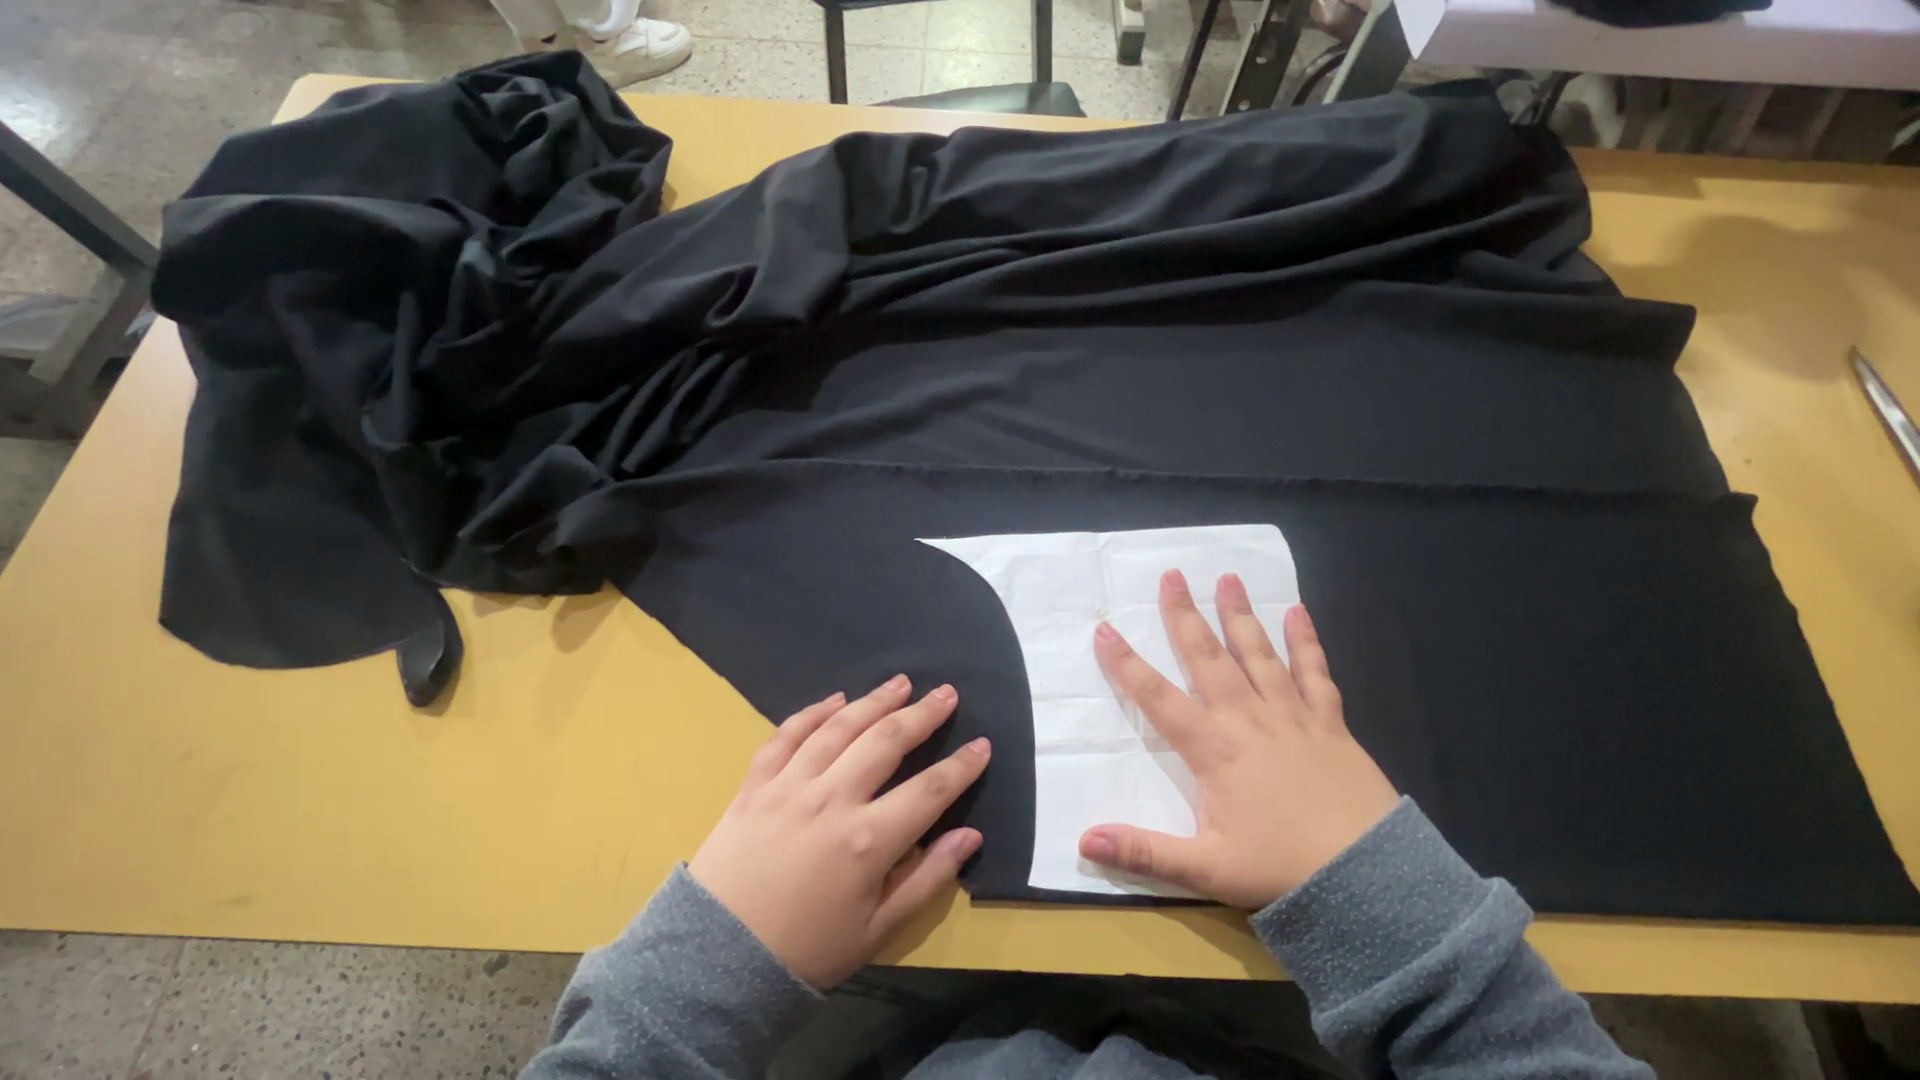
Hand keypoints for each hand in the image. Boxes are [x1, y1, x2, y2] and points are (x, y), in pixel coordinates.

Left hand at [688, 676, 989, 988]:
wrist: (718, 958)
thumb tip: (970, 836)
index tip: (982, 744)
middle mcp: (833, 800)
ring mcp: (790, 786)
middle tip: (946, 694)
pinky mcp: (755, 783)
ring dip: (874, 701)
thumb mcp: (877, 930)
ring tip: (901, 683)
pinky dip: (812, 713)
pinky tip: (835, 701)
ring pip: (840, 728)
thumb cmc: (806, 950)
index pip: (930, 790)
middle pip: (886, 742)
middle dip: (922, 714)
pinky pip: (786, 735)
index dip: (962, 766)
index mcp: (869, 840)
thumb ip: (927, 879)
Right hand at [1079, 571, 1397, 908]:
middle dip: (1185, 616)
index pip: (1158, 698)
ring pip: (1258, 654)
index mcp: (1212, 749)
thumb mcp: (1205, 869)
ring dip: (1239, 614)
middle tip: (1172, 575)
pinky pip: (1314, 672)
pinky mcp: (1330, 722)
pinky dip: (1306, 641)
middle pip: (1208, 658)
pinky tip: (1298, 612)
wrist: (1369, 875)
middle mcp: (1247, 719)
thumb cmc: (1281, 868)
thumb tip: (1083, 839)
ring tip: (1227, 577)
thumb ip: (1143, 852)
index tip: (1104, 629)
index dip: (1127, 664)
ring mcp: (1292, 715)